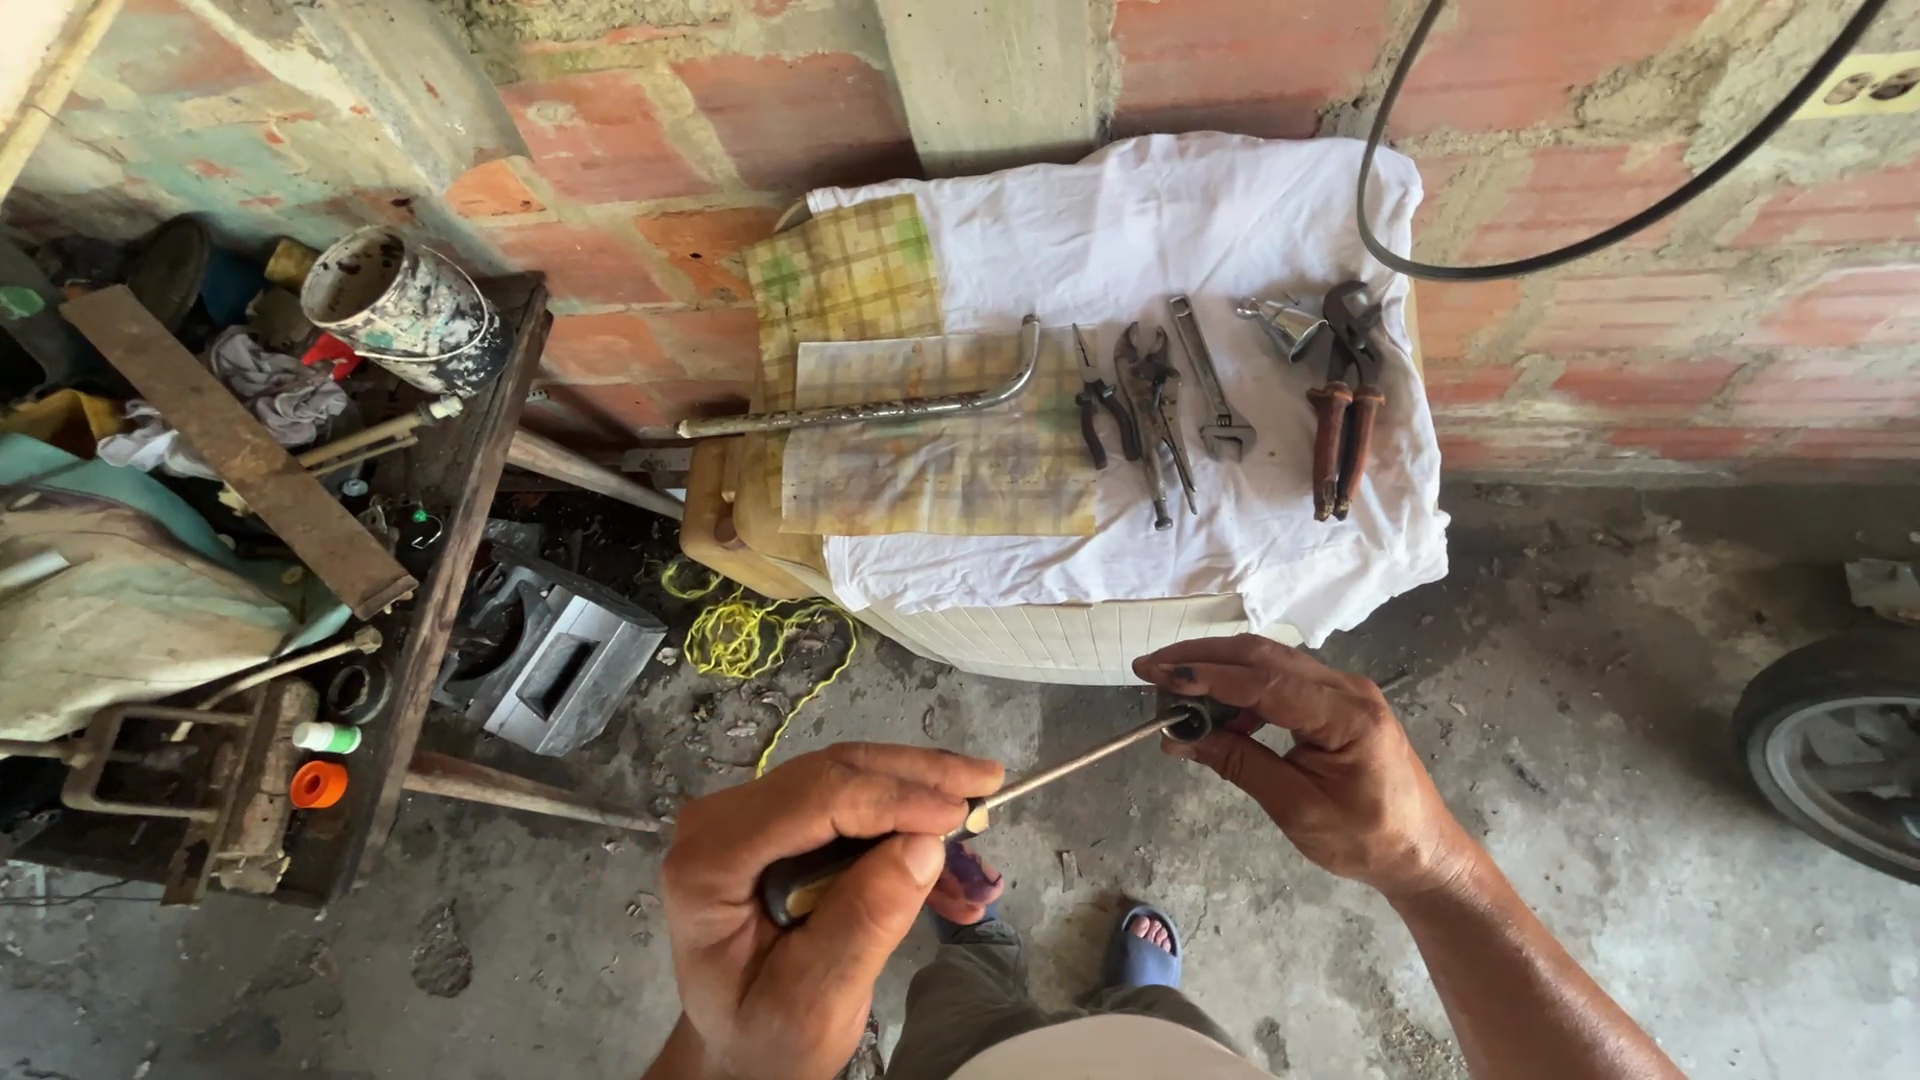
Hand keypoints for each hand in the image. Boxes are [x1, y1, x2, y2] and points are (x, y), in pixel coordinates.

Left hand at [657, 743, 1003, 1079]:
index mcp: (711, 860)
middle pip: (835, 772)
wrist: (742, 1046)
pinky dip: (908, 823)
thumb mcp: (813, 1003)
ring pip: (852, 775)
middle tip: (988, 781)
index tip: (959, 811)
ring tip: (984, 814)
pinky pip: (856, 801)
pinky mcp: (783, 819)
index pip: (813, 799)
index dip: (891, 797)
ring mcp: (753, 814)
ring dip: (921, 794)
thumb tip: (925, 844)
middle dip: (917, 777)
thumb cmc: (765, 1038)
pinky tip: (954, 865)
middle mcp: (725, 819)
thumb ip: (864, 923)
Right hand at [1135, 635, 1478, 897]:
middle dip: (1200, 657)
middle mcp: (1346, 687)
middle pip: (1261, 654)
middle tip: (1150, 667)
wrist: (1425, 854)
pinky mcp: (1333, 698)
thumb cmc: (1368, 840)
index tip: (1157, 674)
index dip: (1206, 675)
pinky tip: (1215, 707)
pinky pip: (1277, 677)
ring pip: (1266, 659)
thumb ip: (1238, 763)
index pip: (1263, 682)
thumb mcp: (1297, 808)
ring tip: (1171, 684)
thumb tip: (1179, 738)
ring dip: (1215, 666)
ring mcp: (1342, 688)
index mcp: (1347, 715)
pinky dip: (1238, 684)